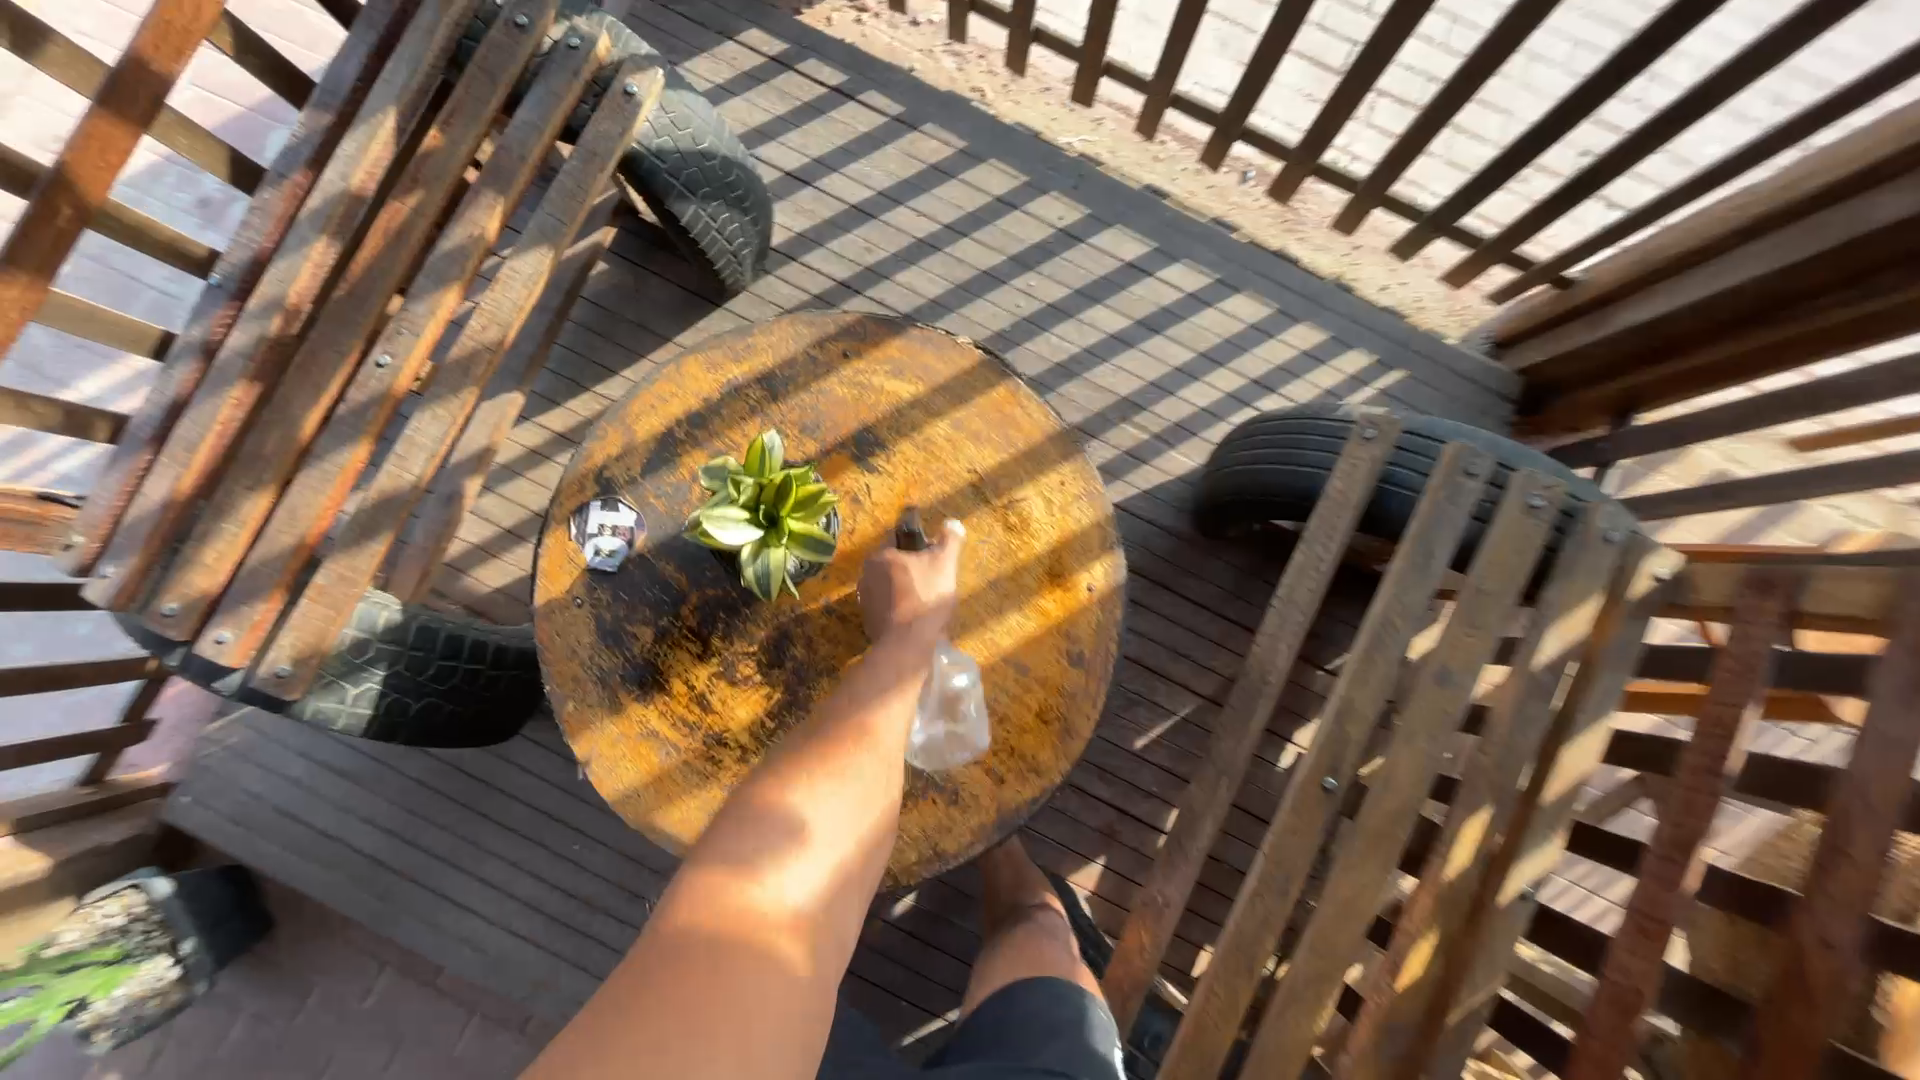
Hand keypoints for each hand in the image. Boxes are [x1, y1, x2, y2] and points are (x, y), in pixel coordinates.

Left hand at [860, 518, 964, 644]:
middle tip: (935, 577)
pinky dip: (900, 606)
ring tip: (927, 598)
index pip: (899, 537)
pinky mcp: (868, 620)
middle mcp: (866, 574)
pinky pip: (887, 605)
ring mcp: (865, 599)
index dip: (920, 541)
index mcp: (880, 555)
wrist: (907, 644)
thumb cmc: (926, 597)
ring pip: (890, 584)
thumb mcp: (945, 564)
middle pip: (894, 562)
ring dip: (905, 587)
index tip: (934, 552)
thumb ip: (950, 540)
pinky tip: (916, 615)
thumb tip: (953, 522)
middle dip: (912, 566)